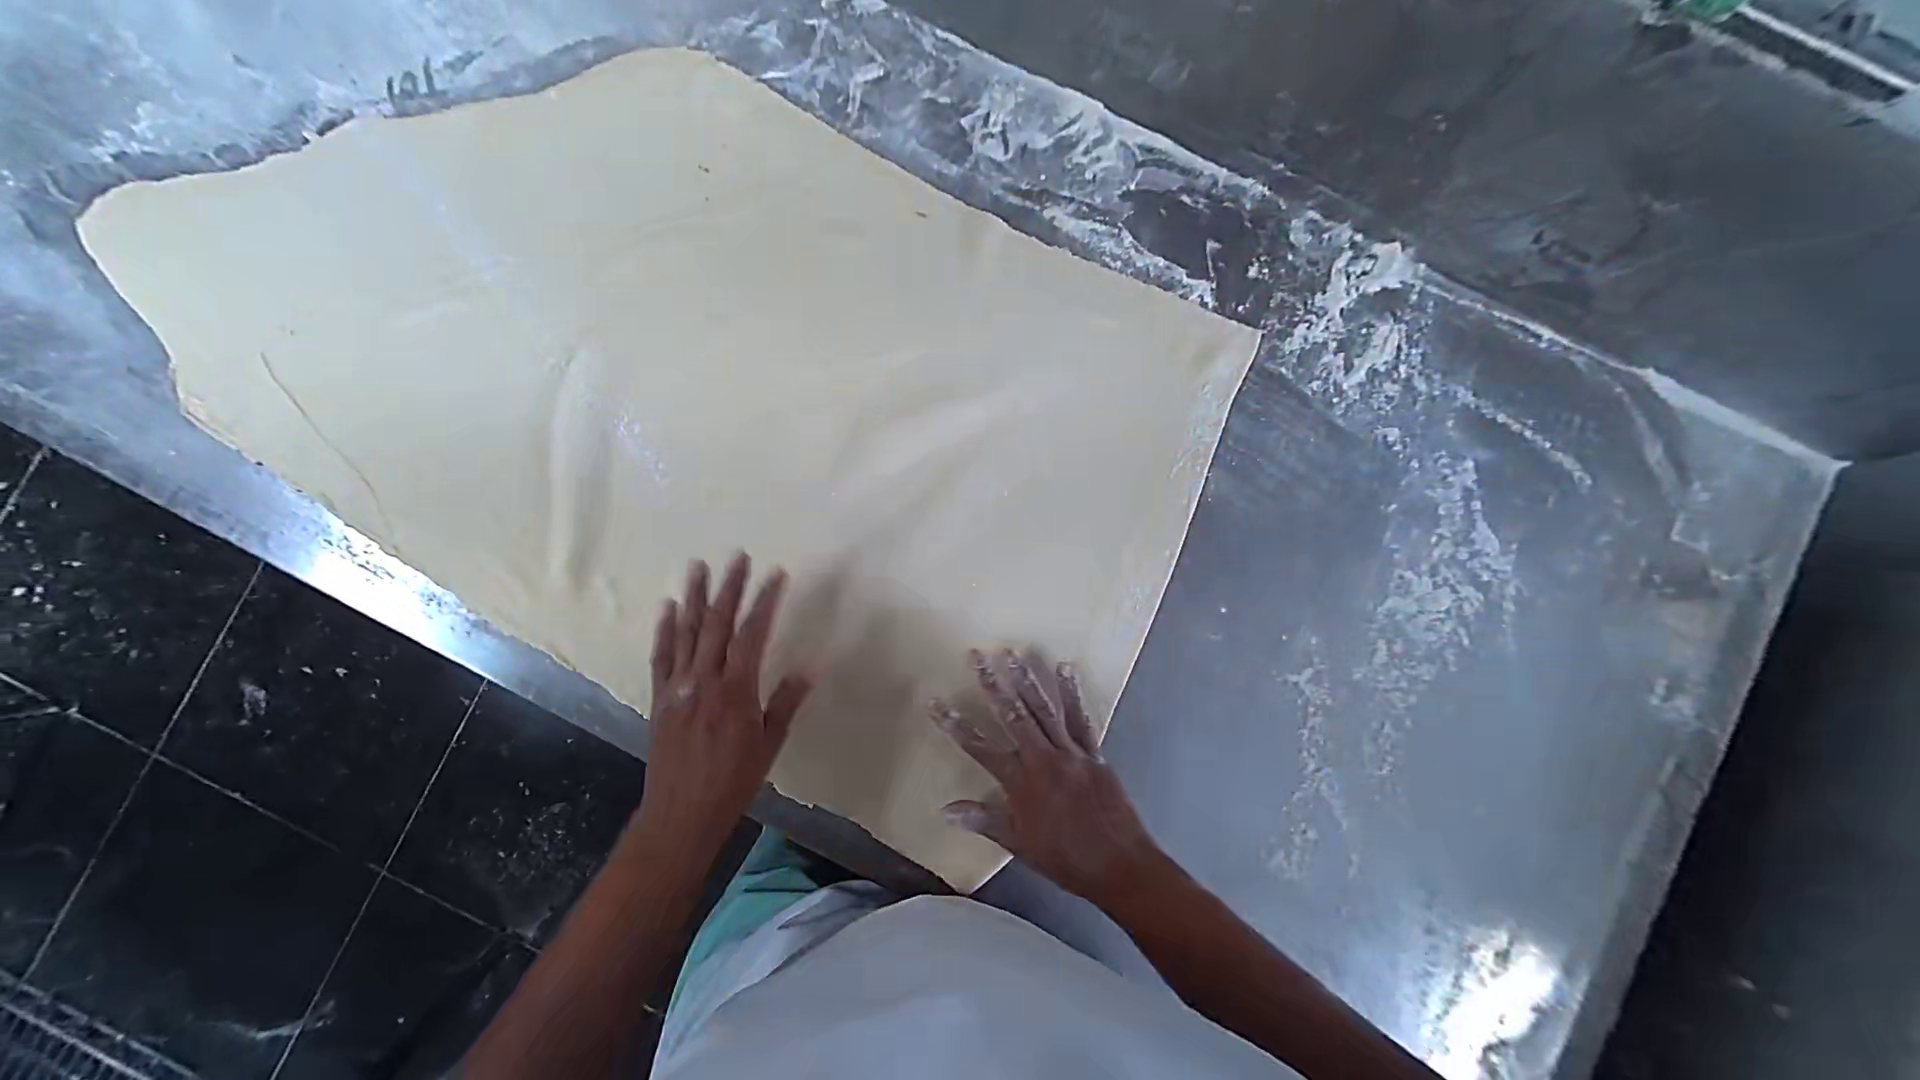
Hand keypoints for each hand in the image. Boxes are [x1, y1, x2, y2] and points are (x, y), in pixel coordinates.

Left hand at [634, 553, 811, 851]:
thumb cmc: (734, 780)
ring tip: (699, 566)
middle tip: (737, 556)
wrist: (681, 813)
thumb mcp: (770, 743)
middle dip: (729, 587)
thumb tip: (810, 667)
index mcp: (736, 689)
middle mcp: (704, 680)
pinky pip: (661, 657)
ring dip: (695, 597)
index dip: (765, 601)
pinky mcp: (659, 698)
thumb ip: (786, 701)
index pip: (753, 633)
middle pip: (718, 624)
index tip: (776, 575)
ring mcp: (678, 687)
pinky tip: (669, 607)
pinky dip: (666, 630)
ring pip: (687, 632)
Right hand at [930, 649, 1169, 903]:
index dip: (955, 724)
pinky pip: (1080, 718)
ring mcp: (1070, 753)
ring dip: (1026, 679)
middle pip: (1012, 715)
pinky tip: (1065, 669)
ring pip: (1043, 709)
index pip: (978, 747)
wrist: (1119, 865)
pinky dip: (1072, 693)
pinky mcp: (1093, 753)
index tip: (936, 703)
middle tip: (977, 656)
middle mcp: (1042, 759)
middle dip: (992, 684)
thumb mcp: (1019, 844)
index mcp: (1020, 782)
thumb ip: (983, 821)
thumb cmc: (1066, 859)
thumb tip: (946, 811)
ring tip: (1012, 654)